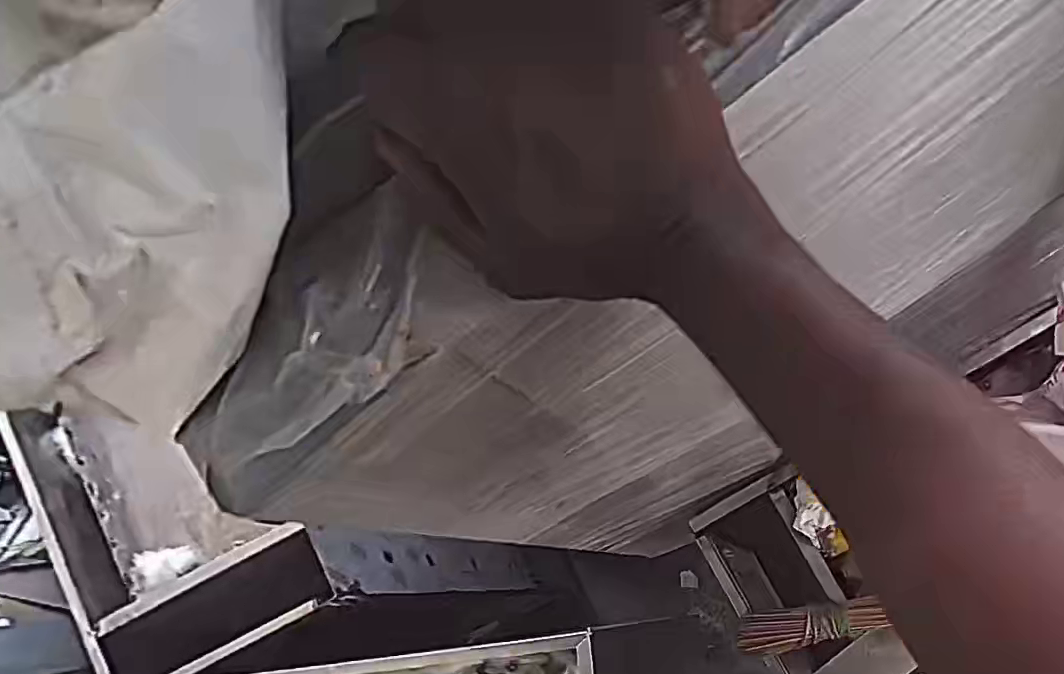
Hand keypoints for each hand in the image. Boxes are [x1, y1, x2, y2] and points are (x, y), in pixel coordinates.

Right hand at [356, 0, 754, 301]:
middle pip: (424, 20)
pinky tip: (592, 88)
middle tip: (502, 118)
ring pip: (489, 10)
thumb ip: (431, 197)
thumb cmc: (600, 247)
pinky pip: (560, 13)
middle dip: (452, 67)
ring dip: (506, 48)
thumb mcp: (498, 258)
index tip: (441, 131)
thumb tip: (399, 148)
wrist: (690, 222)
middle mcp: (467, 18)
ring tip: (554, 108)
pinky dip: (566, 41)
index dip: (409, 105)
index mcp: (425, 85)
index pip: (374, 65)